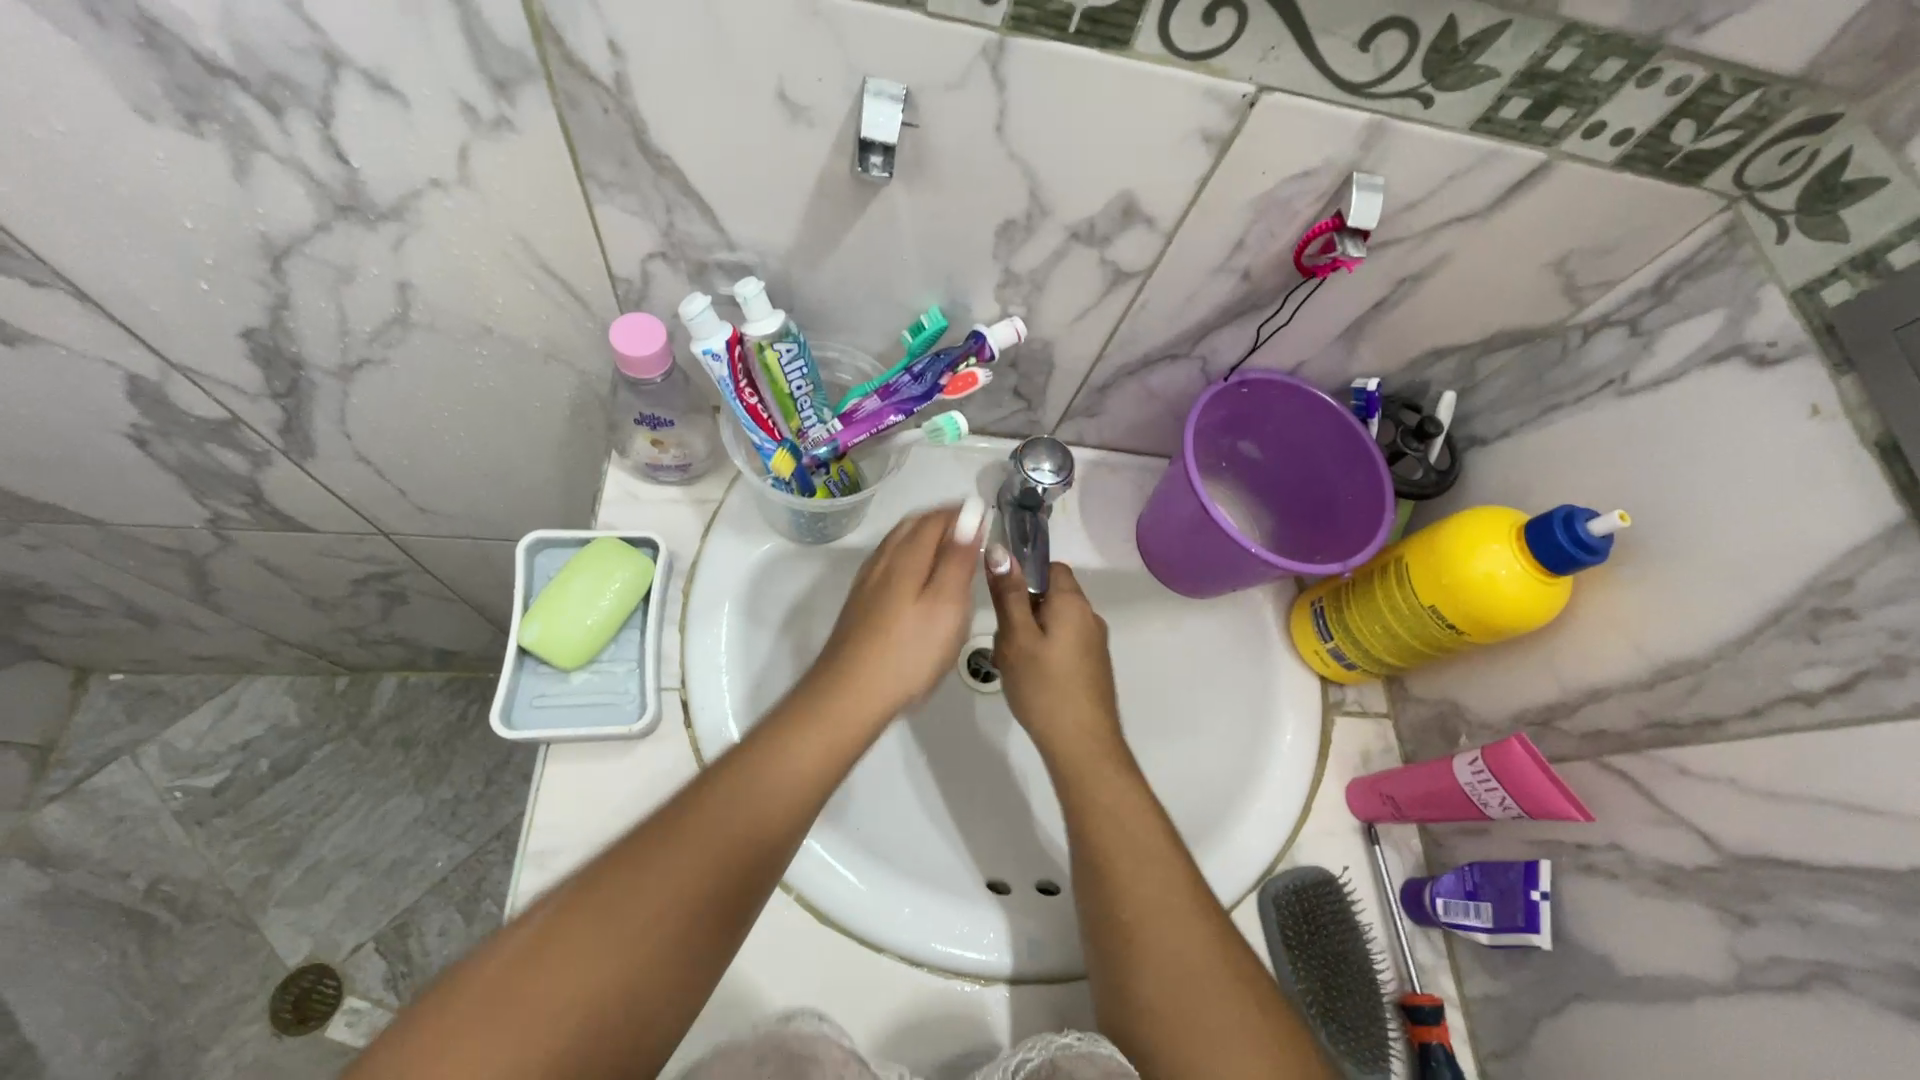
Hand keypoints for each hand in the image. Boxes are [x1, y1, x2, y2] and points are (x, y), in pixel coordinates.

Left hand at [805, 499, 987, 721]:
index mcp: (906, 556)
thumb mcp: (946, 604)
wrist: (850, 694)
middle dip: (943, 522)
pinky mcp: (861, 605)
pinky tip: (921, 584)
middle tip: (973, 534)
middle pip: (913, 526)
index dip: (962, 513)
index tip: (987, 518)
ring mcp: (867, 583)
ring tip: (952, 555)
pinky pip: (890, 565)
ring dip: (926, 539)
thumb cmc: (908, 651)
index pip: (935, 518)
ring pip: (898, 545)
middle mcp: (882, 561)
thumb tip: (971, 514)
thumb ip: (959, 558)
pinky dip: (911, 559)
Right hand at [985, 545, 1122, 760]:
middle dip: (1022, 612)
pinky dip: (1043, 655)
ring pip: (1053, 625)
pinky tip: (1028, 681)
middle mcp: (1090, 618)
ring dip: (1029, 637)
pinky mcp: (1092, 668)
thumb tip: (1001, 550)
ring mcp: (1094, 645)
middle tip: (1003, 642)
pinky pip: (1062, 647)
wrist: (1082, 745)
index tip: (1002, 601)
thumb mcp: (1016, 638)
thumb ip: (1009, 594)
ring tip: (1011, 666)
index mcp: (1073, 604)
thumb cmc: (1044, 687)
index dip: (1025, 576)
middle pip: (1050, 598)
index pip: (1051, 568)